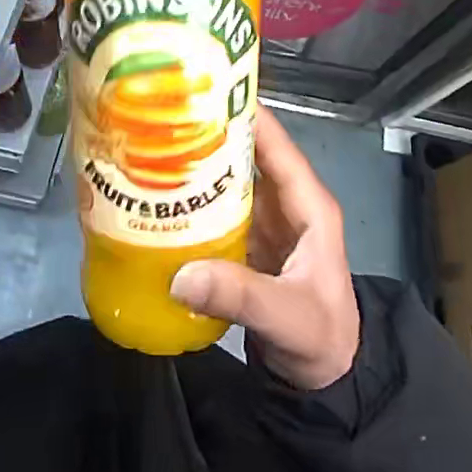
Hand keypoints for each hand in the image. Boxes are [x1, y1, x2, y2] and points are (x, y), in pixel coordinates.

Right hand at [170, 111, 359, 389]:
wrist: (323, 380)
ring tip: (147, 151)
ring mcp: (262, 225)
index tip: (206, 90)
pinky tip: (155, 202)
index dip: (248, 116)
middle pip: (246, 158)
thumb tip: (179, 275)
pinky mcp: (244, 245)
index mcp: (307, 207)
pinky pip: (214, 213)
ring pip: (227, 184)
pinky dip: (189, 205)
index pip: (277, 148)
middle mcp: (284, 206)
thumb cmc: (321, 338)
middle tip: (159, 120)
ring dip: (194, 169)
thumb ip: (240, 296)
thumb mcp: (288, 317)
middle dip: (208, 138)